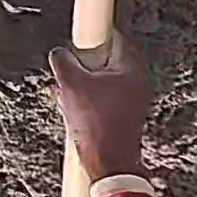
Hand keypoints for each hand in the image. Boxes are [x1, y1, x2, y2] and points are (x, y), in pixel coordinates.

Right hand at [49, 29, 149, 180]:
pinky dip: (89, 96)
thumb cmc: (95, 121)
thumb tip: (59, 53)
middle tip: (71, 62)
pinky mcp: (124, 117)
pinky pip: (104, 97)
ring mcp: (132, 102)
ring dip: (85, 80)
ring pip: (104, 79)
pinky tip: (72, 105)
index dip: (95, 34)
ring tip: (68, 88)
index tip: (82, 33)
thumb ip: (62, 60)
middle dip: (86, 61)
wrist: (108, 163)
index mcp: (131, 70)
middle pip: (108, 59)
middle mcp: (137, 84)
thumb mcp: (70, 82)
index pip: (115, 39)